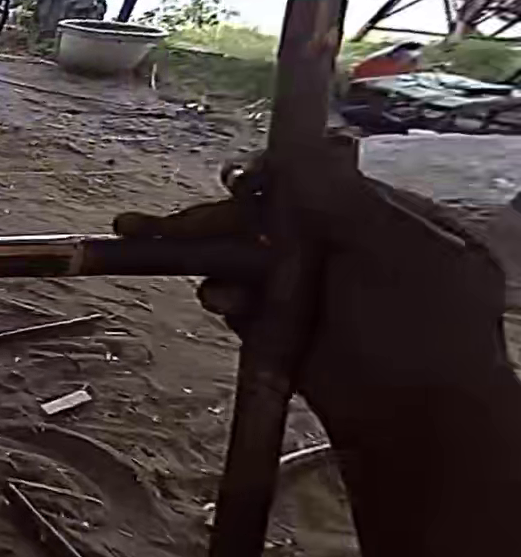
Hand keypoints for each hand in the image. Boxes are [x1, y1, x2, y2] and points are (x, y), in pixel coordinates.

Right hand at [113, 137, 509, 441]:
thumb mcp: (390, 251)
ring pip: (232, 254)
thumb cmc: (414, 326)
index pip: (311, 184)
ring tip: (142, 250)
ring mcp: (303, 283)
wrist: (406, 414)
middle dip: (203, 221)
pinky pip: (229, 290)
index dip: (267, 179)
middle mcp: (340, 247)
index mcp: (382, 223)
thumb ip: (341, 197)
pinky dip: (219, 294)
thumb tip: (305, 142)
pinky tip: (223, 305)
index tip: (232, 181)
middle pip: (255, 219)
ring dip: (196, 256)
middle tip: (142, 225)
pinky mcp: (273, 314)